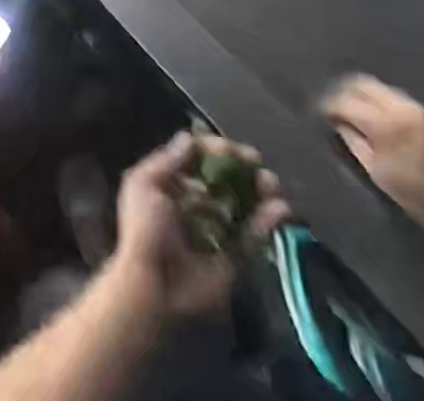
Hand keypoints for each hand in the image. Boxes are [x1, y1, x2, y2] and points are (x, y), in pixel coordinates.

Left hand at [109, 133, 291, 317]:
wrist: (153, 286)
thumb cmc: (144, 230)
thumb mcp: (143, 185)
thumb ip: (167, 161)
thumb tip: (188, 138)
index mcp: (172, 184)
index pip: (198, 158)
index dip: (216, 149)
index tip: (233, 149)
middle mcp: (196, 203)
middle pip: (225, 178)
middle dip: (243, 168)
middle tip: (257, 164)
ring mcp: (217, 229)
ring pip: (244, 203)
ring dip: (260, 190)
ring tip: (270, 184)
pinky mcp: (233, 255)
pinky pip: (254, 235)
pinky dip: (268, 221)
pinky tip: (279, 209)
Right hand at [323, 75, 423, 252]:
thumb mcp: (382, 178)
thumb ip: (355, 144)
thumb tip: (337, 123)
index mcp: (388, 124)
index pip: (343, 100)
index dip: (325, 106)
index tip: (315, 115)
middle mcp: (405, 108)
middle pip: (362, 83)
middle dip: (342, 92)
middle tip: (330, 109)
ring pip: (382, 89)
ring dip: (363, 96)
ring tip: (352, 115)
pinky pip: (399, 100)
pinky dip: (382, 104)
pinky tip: (380, 123)